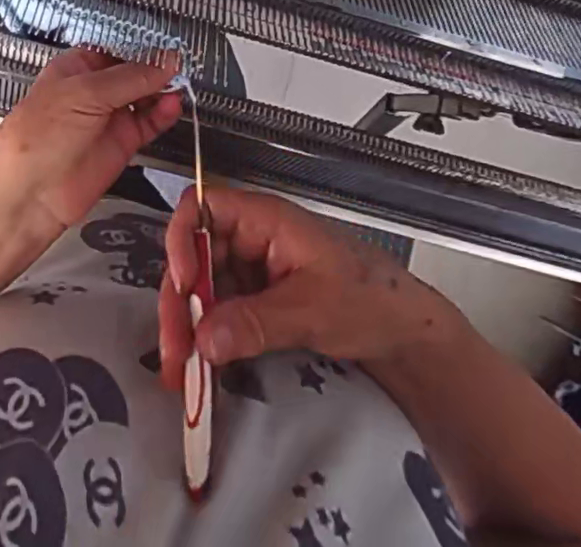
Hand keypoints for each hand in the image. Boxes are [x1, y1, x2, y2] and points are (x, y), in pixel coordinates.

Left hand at [0, 48, 182, 242]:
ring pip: (146, 97)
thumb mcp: (85, 94)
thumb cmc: (34, 141)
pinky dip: (164, 114)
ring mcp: (108, 117)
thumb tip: (163, 62)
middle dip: (156, 69)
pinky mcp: (122, 142)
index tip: (164, 47)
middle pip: (135, 72)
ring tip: (176, 86)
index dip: (141, 48)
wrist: (30, 194)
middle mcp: (93, 91)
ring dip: (163, 91)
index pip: (117, 49)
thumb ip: (129, 77)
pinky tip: (171, 106)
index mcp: (76, 69)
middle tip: (175, 67)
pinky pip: (150, 123)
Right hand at [157, 185, 458, 386]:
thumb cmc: (370, 299)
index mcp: (265, 219)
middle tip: (175, 351)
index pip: (204, 207)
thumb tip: (203, 338)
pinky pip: (219, 312)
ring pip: (201, 288)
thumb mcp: (313, 309)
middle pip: (194, 255)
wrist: (405, 333)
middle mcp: (251, 239)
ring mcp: (252, 269)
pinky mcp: (255, 299)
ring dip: (187, 327)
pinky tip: (199, 368)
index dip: (183, 239)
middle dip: (179, 302)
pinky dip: (206, 339)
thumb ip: (256, 322)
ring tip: (181, 372)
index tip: (182, 283)